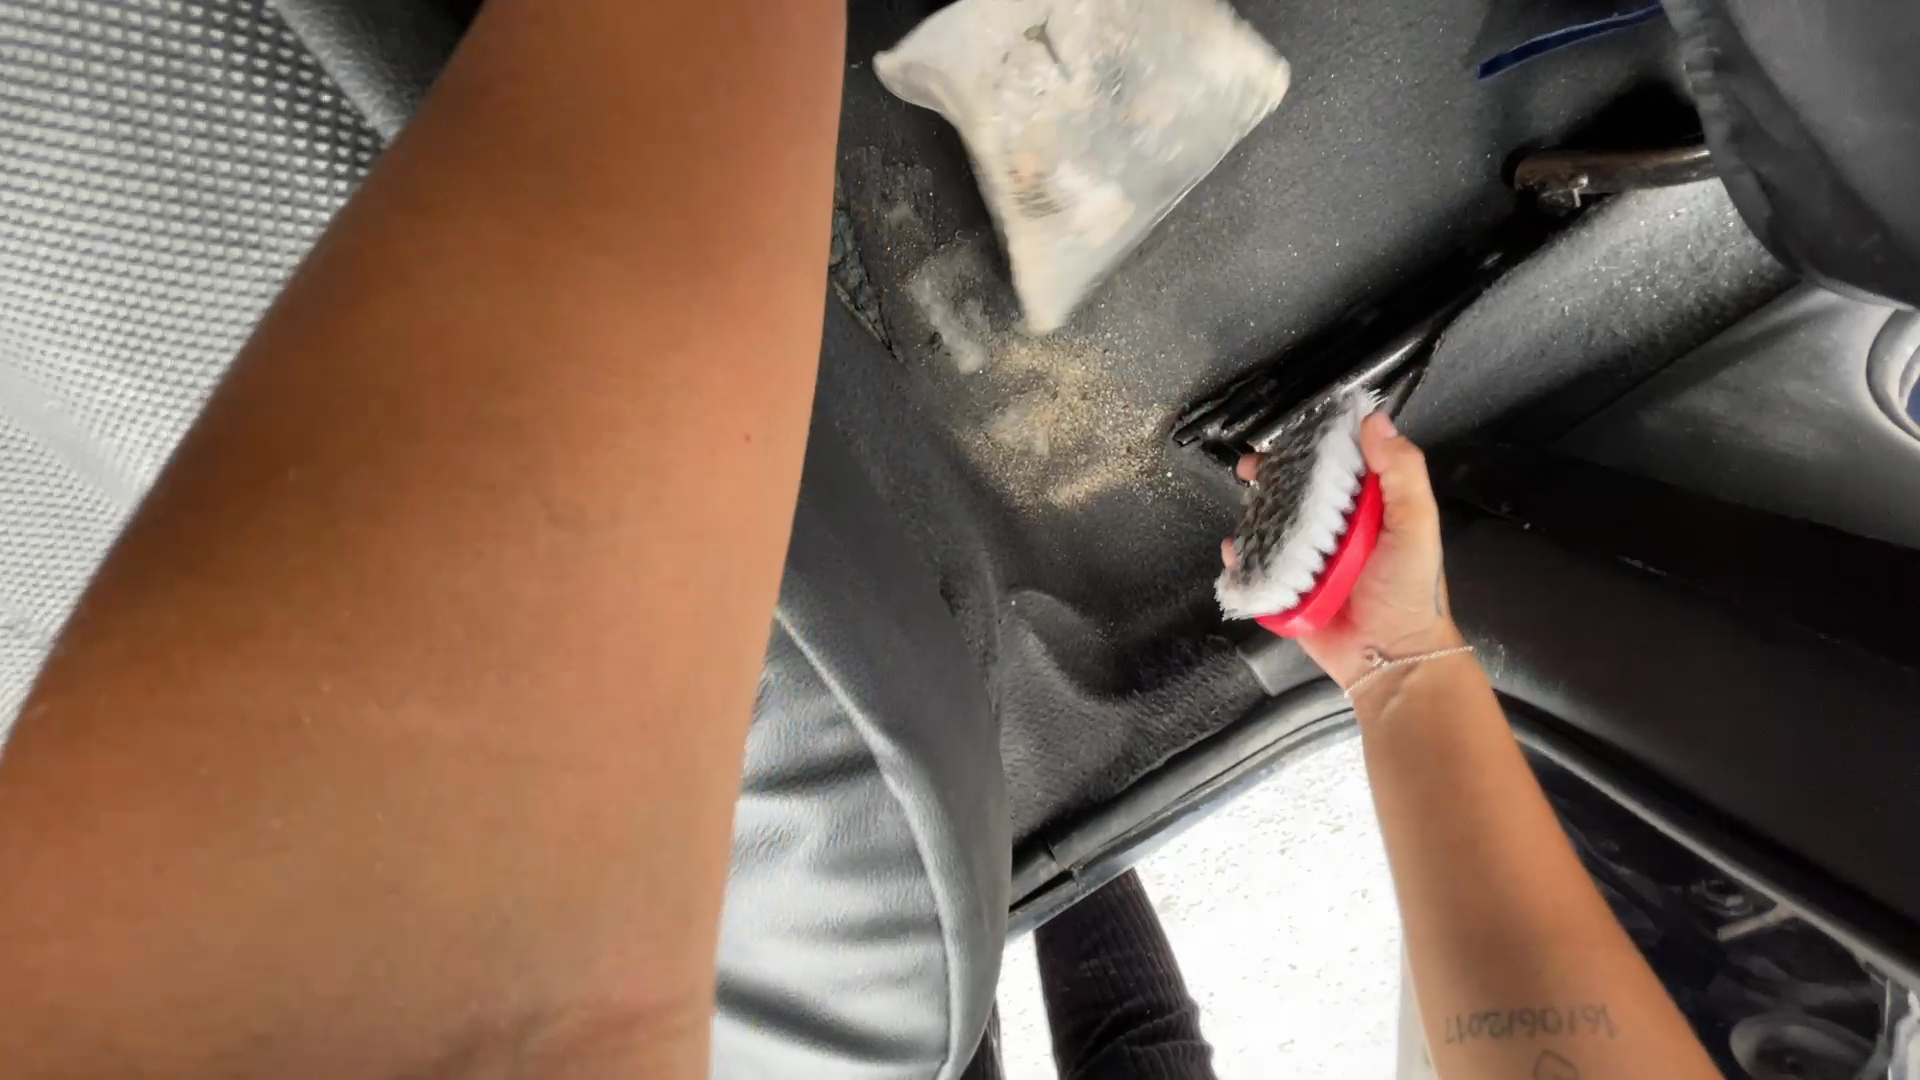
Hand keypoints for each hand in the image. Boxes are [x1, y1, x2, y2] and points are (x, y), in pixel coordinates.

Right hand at [1223, 412, 1463, 687]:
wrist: (1389, 656)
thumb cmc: (1409, 592)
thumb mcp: (1416, 524)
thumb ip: (1401, 473)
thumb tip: (1375, 422)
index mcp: (1362, 512)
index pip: (1332, 470)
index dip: (1308, 451)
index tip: (1289, 438)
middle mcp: (1329, 533)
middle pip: (1290, 496)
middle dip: (1266, 479)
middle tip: (1248, 469)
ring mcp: (1304, 561)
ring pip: (1267, 528)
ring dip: (1249, 515)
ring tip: (1241, 507)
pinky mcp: (1284, 588)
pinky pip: (1253, 568)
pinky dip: (1237, 558)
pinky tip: (1233, 550)